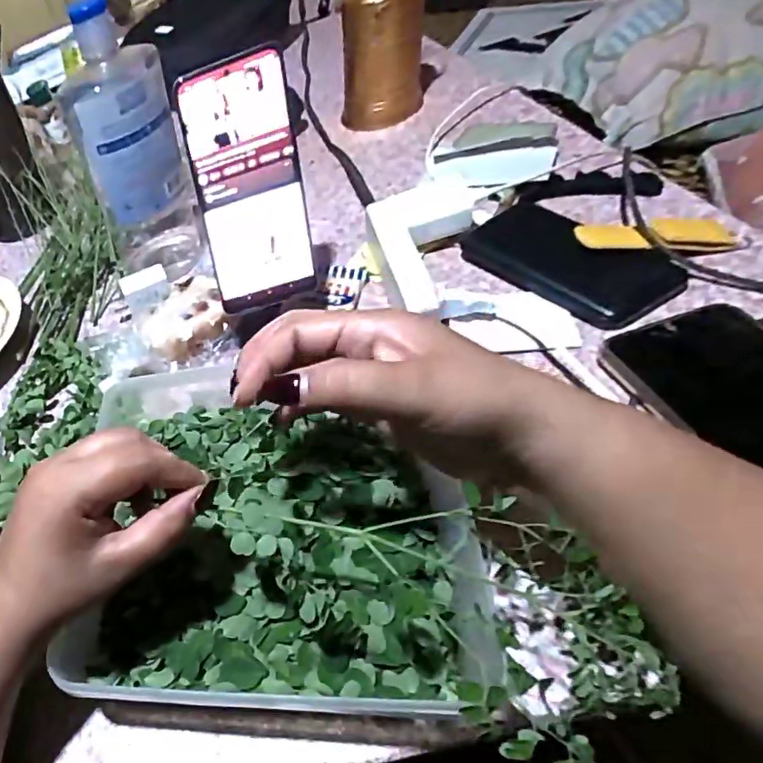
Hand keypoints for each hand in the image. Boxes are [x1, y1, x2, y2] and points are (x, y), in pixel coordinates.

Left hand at [0, 428, 206, 631]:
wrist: (11, 605)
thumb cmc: (65, 591)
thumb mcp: (121, 565)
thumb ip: (162, 529)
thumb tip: (196, 498)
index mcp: (69, 486)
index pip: (135, 459)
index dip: (176, 469)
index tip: (204, 489)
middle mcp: (57, 463)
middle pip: (125, 440)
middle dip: (161, 461)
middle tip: (183, 495)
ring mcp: (50, 463)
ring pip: (112, 441)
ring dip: (143, 462)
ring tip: (155, 501)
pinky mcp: (51, 471)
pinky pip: (98, 453)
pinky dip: (124, 467)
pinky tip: (129, 500)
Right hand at [230, 309, 578, 485]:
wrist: (523, 437)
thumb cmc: (471, 402)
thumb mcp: (406, 390)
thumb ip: (344, 385)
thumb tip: (280, 390)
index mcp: (372, 326)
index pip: (299, 328)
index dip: (264, 357)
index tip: (241, 398)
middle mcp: (367, 344)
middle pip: (300, 344)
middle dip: (265, 367)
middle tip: (239, 404)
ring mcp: (374, 375)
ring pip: (311, 371)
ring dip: (280, 386)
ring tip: (257, 414)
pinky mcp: (381, 406)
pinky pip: (330, 398)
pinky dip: (304, 407)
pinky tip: (290, 425)